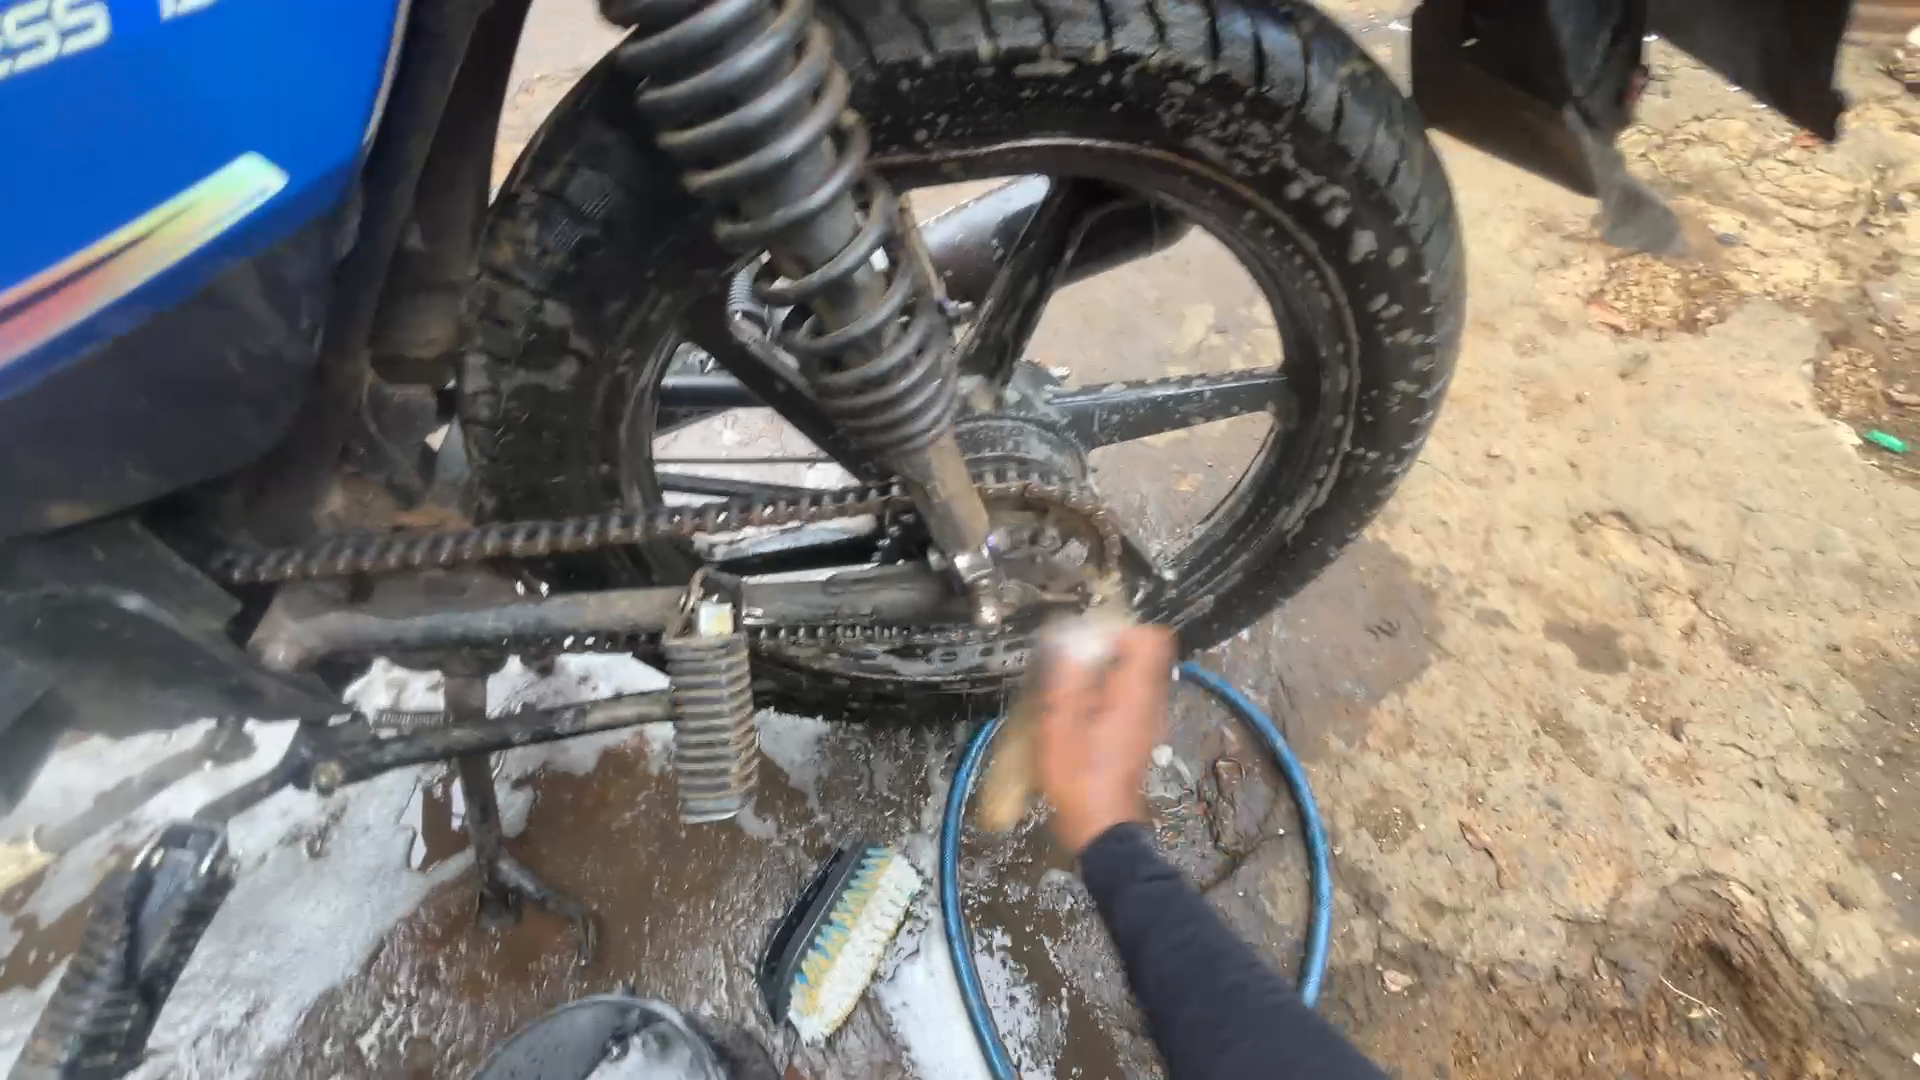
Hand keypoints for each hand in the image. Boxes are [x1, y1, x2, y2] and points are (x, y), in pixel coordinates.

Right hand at [1035, 623, 1174, 854]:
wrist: (1100, 827)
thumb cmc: (1077, 778)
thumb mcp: (1059, 724)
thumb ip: (1066, 678)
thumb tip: (1067, 640)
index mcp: (1133, 694)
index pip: (1150, 640)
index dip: (1121, 630)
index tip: (1089, 641)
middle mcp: (1149, 702)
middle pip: (1143, 654)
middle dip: (1108, 649)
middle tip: (1076, 662)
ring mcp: (1148, 719)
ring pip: (1136, 674)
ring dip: (1105, 671)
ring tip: (1073, 686)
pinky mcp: (1139, 733)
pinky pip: (1129, 695)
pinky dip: (1107, 691)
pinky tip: (1080, 711)